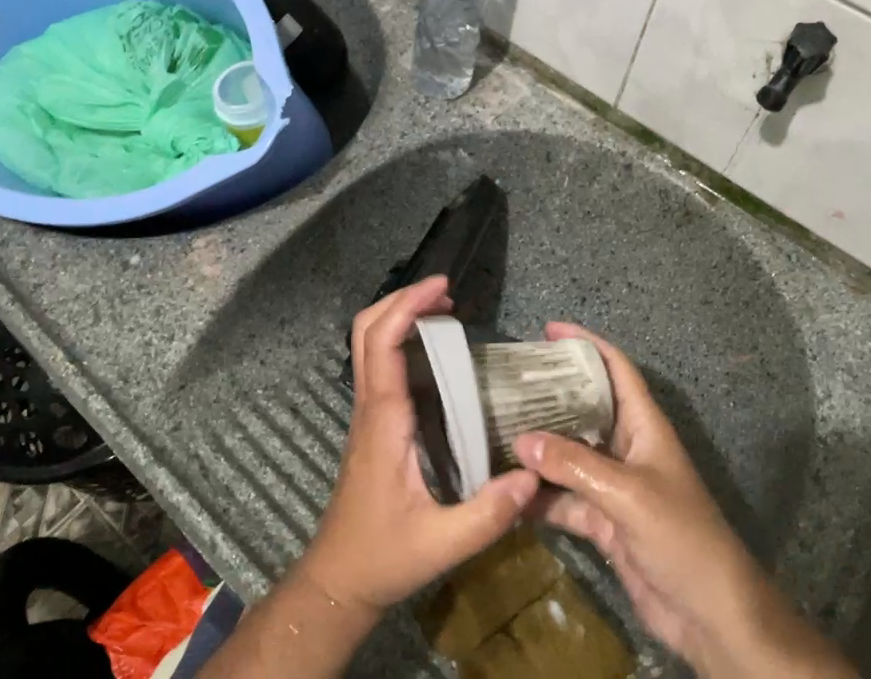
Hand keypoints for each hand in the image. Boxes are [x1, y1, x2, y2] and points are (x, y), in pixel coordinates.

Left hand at [296, 276, 540, 612]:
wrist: (338, 582)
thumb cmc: (382, 558)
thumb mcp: (441, 544)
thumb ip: (488, 514)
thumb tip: (533, 475)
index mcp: (383, 421)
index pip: (383, 345)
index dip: (407, 307)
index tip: (443, 289)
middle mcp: (370, 409)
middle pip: (366, 332)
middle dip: (401, 301)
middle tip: (446, 294)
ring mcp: (368, 416)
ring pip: (369, 347)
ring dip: (400, 318)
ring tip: (447, 315)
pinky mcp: (373, 428)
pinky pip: (380, 368)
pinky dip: (402, 344)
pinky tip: (438, 358)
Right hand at [514, 323, 855, 678]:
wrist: (710, 612)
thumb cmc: (681, 536)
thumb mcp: (627, 494)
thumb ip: (574, 465)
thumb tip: (521, 439)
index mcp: (645, 426)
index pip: (616, 369)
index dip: (586, 344)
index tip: (547, 330)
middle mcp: (628, 449)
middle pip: (584, 409)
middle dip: (549, 395)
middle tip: (504, 385)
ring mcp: (615, 487)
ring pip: (569, 457)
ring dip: (537, 451)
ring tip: (492, 434)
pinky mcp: (605, 522)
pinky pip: (565, 500)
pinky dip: (540, 499)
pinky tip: (507, 496)